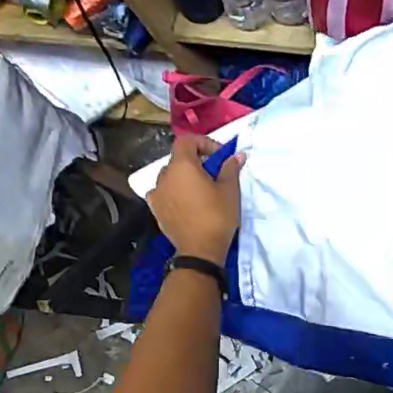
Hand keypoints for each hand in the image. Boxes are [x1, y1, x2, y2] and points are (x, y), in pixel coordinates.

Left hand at [150, 134, 244, 261]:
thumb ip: (230, 168)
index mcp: (182, 166)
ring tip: (198, 188)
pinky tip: (182, 200)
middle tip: (212, 172)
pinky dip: (172, 191)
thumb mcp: (229, 190)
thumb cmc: (217, 216)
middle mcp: (164, 176)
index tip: (219, 156)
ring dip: (183, 176)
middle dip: (195, 160)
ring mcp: (157, 193)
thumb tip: (237, 155)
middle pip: (177, 158)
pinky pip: (162, 192)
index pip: (187, 141)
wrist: (200, 251)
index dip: (203, 143)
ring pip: (169, 175)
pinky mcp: (155, 210)